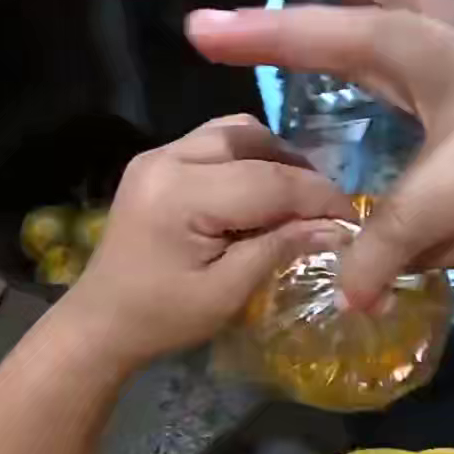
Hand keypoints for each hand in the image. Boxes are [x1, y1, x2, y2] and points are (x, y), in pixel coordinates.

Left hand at [59, 115, 356, 367]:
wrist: (101, 321)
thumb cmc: (163, 317)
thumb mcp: (228, 291)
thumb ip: (281, 248)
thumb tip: (338, 227)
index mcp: (180, 194)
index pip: (268, 181)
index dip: (318, 197)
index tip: (352, 218)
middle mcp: (166, 159)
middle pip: (252, 141)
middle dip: (299, 172)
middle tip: (325, 208)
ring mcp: (158, 154)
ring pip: (236, 132)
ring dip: (274, 157)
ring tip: (296, 197)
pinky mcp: (157, 161)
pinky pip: (216, 141)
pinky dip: (248, 158)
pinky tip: (261, 189)